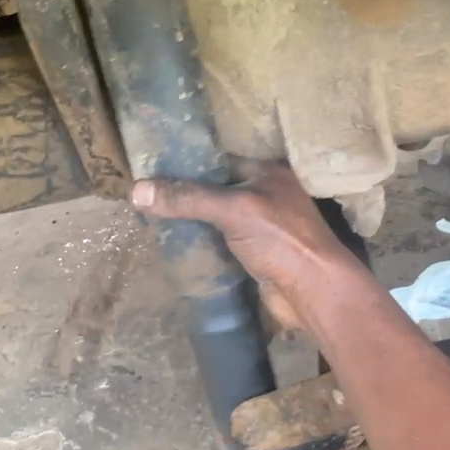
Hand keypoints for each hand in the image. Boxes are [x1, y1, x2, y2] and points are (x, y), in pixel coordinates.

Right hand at [131, 161, 373, 329]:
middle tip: (146, 189)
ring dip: (190, 218)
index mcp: (268, 172)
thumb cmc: (282, 239)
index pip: (222, 157)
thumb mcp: (232, 208)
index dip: (190, 158)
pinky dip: (198, 241)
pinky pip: (218, 241)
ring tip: (151, 212)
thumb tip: (136, 190)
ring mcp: (259, 227)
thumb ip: (186, 198)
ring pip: (215, 216)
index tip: (154, 161)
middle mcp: (265, 195)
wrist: (313, 292)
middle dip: (185, 190)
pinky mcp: (252, 255)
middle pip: (215, 188)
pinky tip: (172, 240)